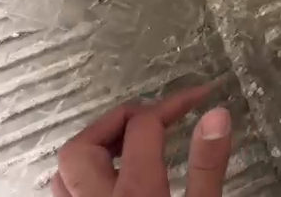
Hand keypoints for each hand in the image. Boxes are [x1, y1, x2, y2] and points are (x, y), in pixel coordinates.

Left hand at [52, 83, 232, 196]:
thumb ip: (208, 165)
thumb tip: (216, 113)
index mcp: (133, 191)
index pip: (144, 126)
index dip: (176, 101)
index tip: (202, 95)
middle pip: (82, 146)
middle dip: (119, 118)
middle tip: (154, 114)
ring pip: (64, 172)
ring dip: (96, 145)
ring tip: (133, 138)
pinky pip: (66, 192)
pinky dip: (86, 173)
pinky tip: (115, 172)